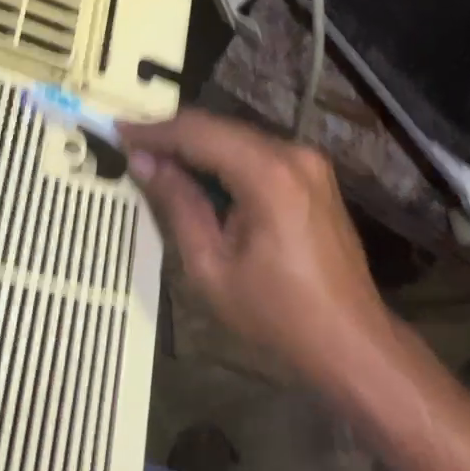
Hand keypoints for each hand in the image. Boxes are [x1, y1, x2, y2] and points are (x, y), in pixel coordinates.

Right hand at [117, 109, 393, 388]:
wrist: (351, 342)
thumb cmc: (277, 315)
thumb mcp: (211, 267)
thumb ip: (178, 205)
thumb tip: (143, 162)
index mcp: (268, 175)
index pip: (199, 133)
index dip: (155, 130)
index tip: (117, 130)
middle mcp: (292, 153)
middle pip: (219, 128)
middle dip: (173, 135)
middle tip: (130, 145)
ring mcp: (308, 161)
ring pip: (237, 138)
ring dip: (197, 146)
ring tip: (154, 159)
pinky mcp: (313, 174)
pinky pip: (256, 153)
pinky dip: (223, 159)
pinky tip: (197, 174)